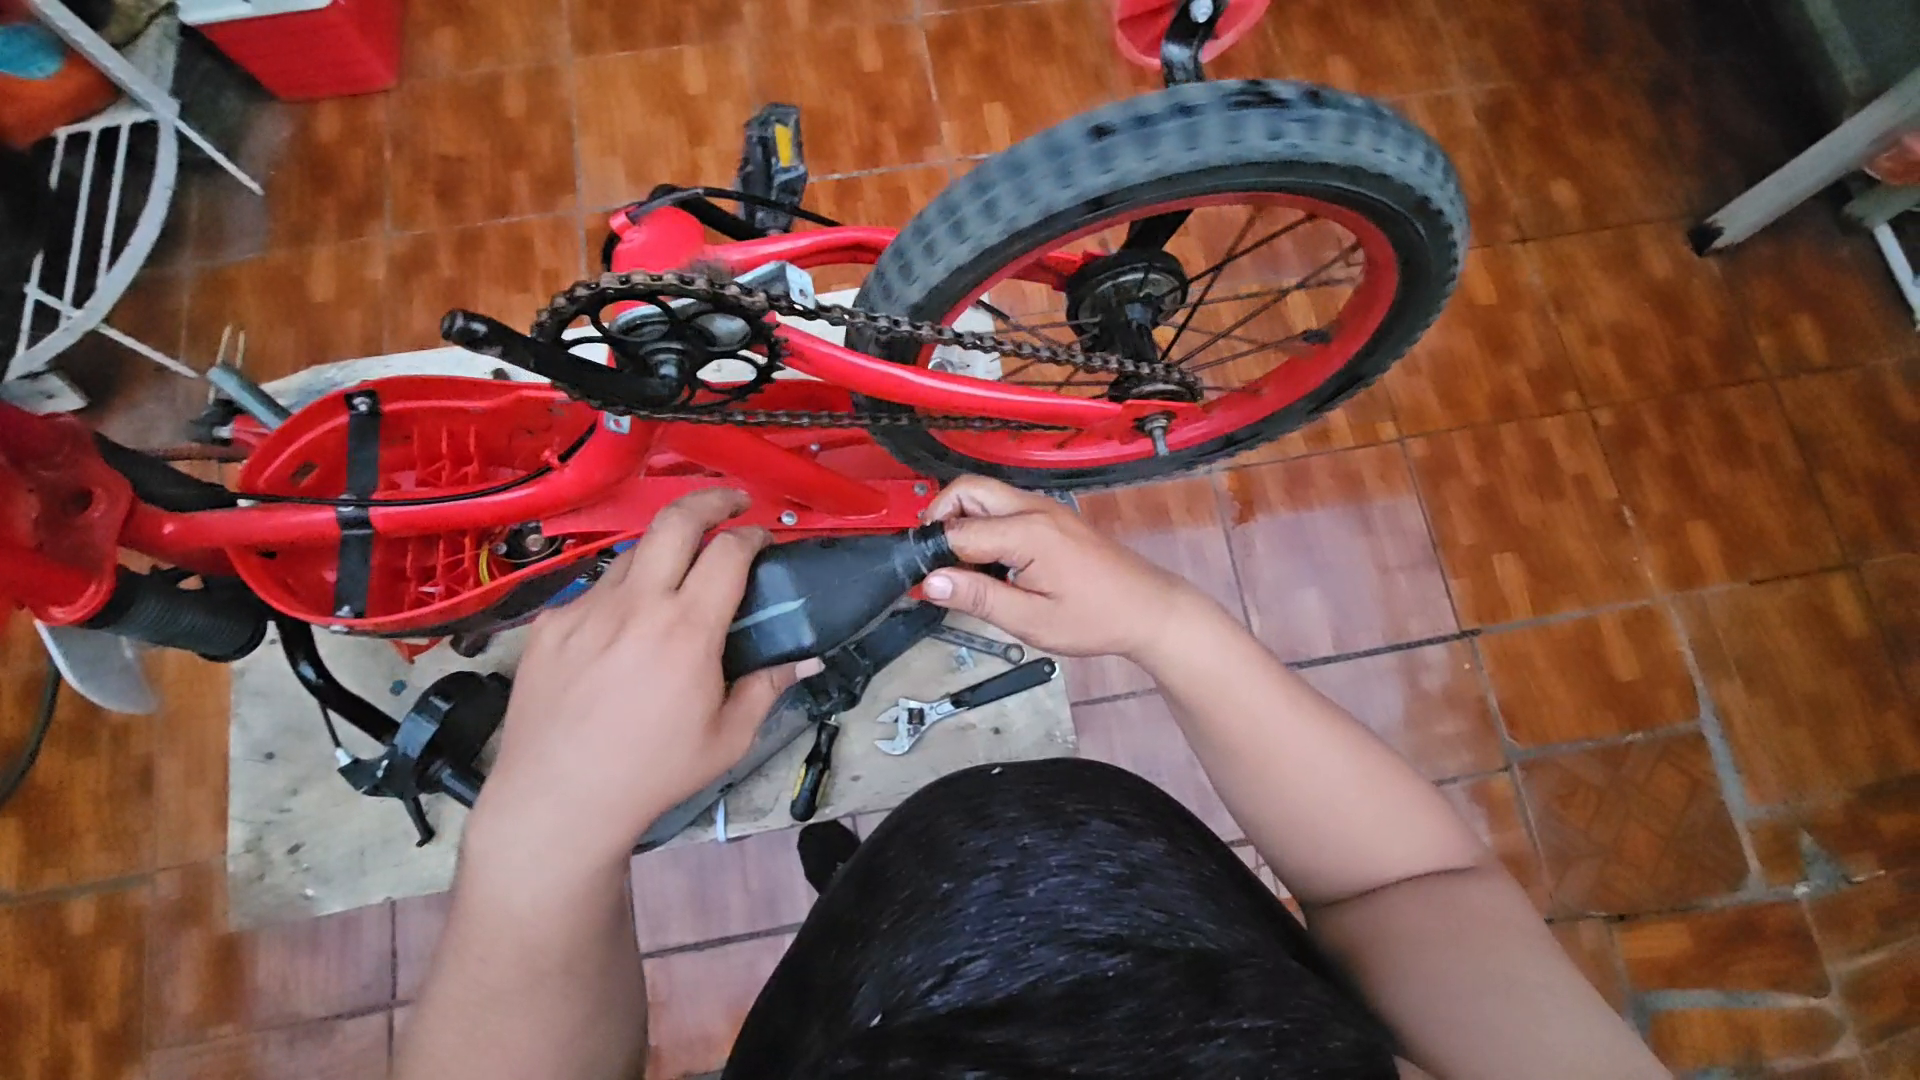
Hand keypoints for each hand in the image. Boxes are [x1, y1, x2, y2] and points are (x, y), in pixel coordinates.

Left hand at [466, 488, 813, 873]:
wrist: (556, 801)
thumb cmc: (654, 772)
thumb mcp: (728, 738)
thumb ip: (768, 687)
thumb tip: (806, 658)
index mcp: (687, 631)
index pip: (728, 552)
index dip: (753, 535)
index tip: (763, 539)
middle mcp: (636, 606)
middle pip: (675, 521)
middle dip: (711, 499)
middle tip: (732, 501)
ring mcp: (584, 611)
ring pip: (634, 553)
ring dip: (665, 551)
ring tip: (678, 577)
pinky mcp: (549, 626)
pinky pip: (595, 593)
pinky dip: (621, 596)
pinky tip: (623, 632)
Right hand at [919, 475, 1216, 660]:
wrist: (1149, 609)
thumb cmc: (1096, 618)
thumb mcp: (1031, 620)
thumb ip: (978, 597)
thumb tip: (930, 583)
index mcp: (1028, 533)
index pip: (957, 531)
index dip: (932, 555)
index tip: (920, 581)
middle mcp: (1034, 509)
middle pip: (966, 490)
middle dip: (939, 517)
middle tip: (933, 559)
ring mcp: (1045, 509)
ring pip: (985, 494)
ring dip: (961, 520)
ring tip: (960, 566)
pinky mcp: (1051, 517)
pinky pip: (1004, 507)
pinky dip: (984, 524)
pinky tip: (989, 563)